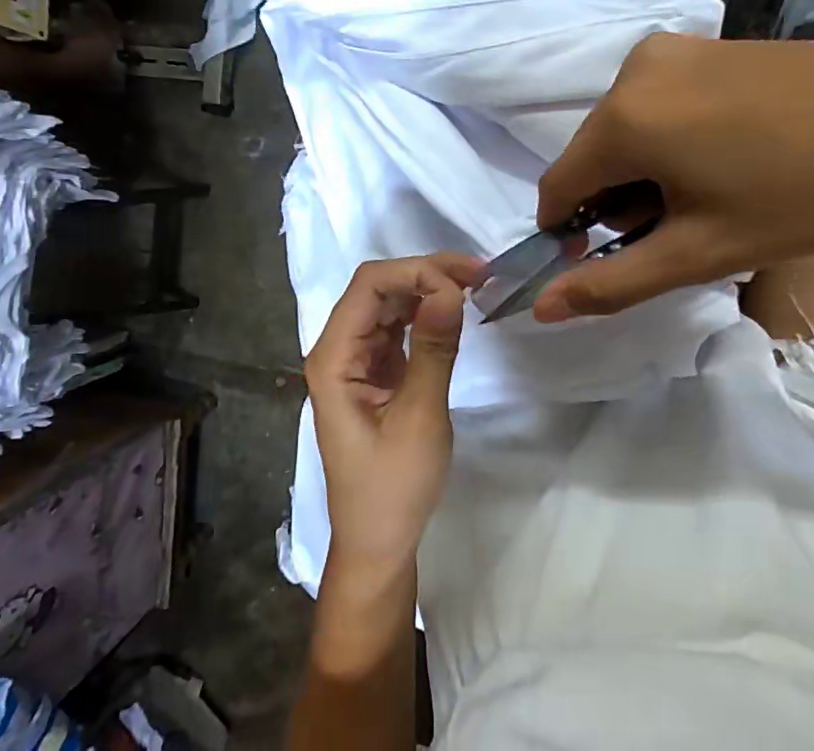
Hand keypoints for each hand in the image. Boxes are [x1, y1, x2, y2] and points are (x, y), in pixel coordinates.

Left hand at [305, 254, 485, 571]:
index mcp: (333, 358)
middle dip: (425, 274)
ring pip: (389, 306)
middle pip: (377, 290)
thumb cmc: (392, 488)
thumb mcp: (420, 417)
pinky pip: (397, 331)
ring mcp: (355, 362)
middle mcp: (338, 351)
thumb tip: (450, 290)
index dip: (416, 272)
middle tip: (480, 275)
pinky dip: (425, 316)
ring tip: (475, 286)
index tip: (465, 283)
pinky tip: (453, 312)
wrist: (377, 542)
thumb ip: (434, 350)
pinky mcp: (374, 374)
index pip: (368, 286)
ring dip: (427, 290)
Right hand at [533, 33, 813, 321]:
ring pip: (627, 130)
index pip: (556, 188)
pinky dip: (674, 140)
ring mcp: (676, 47)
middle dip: (619, 202)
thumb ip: (613, 282)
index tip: (621, 258)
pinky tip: (735, 155)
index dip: (574, 234)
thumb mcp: (704, 253)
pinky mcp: (711, 42)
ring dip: (648, 173)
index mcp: (624, 115)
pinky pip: (660, 103)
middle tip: (688, 230)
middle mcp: (635, 68)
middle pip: (593, 156)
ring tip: (719, 193)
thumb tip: (540, 306)